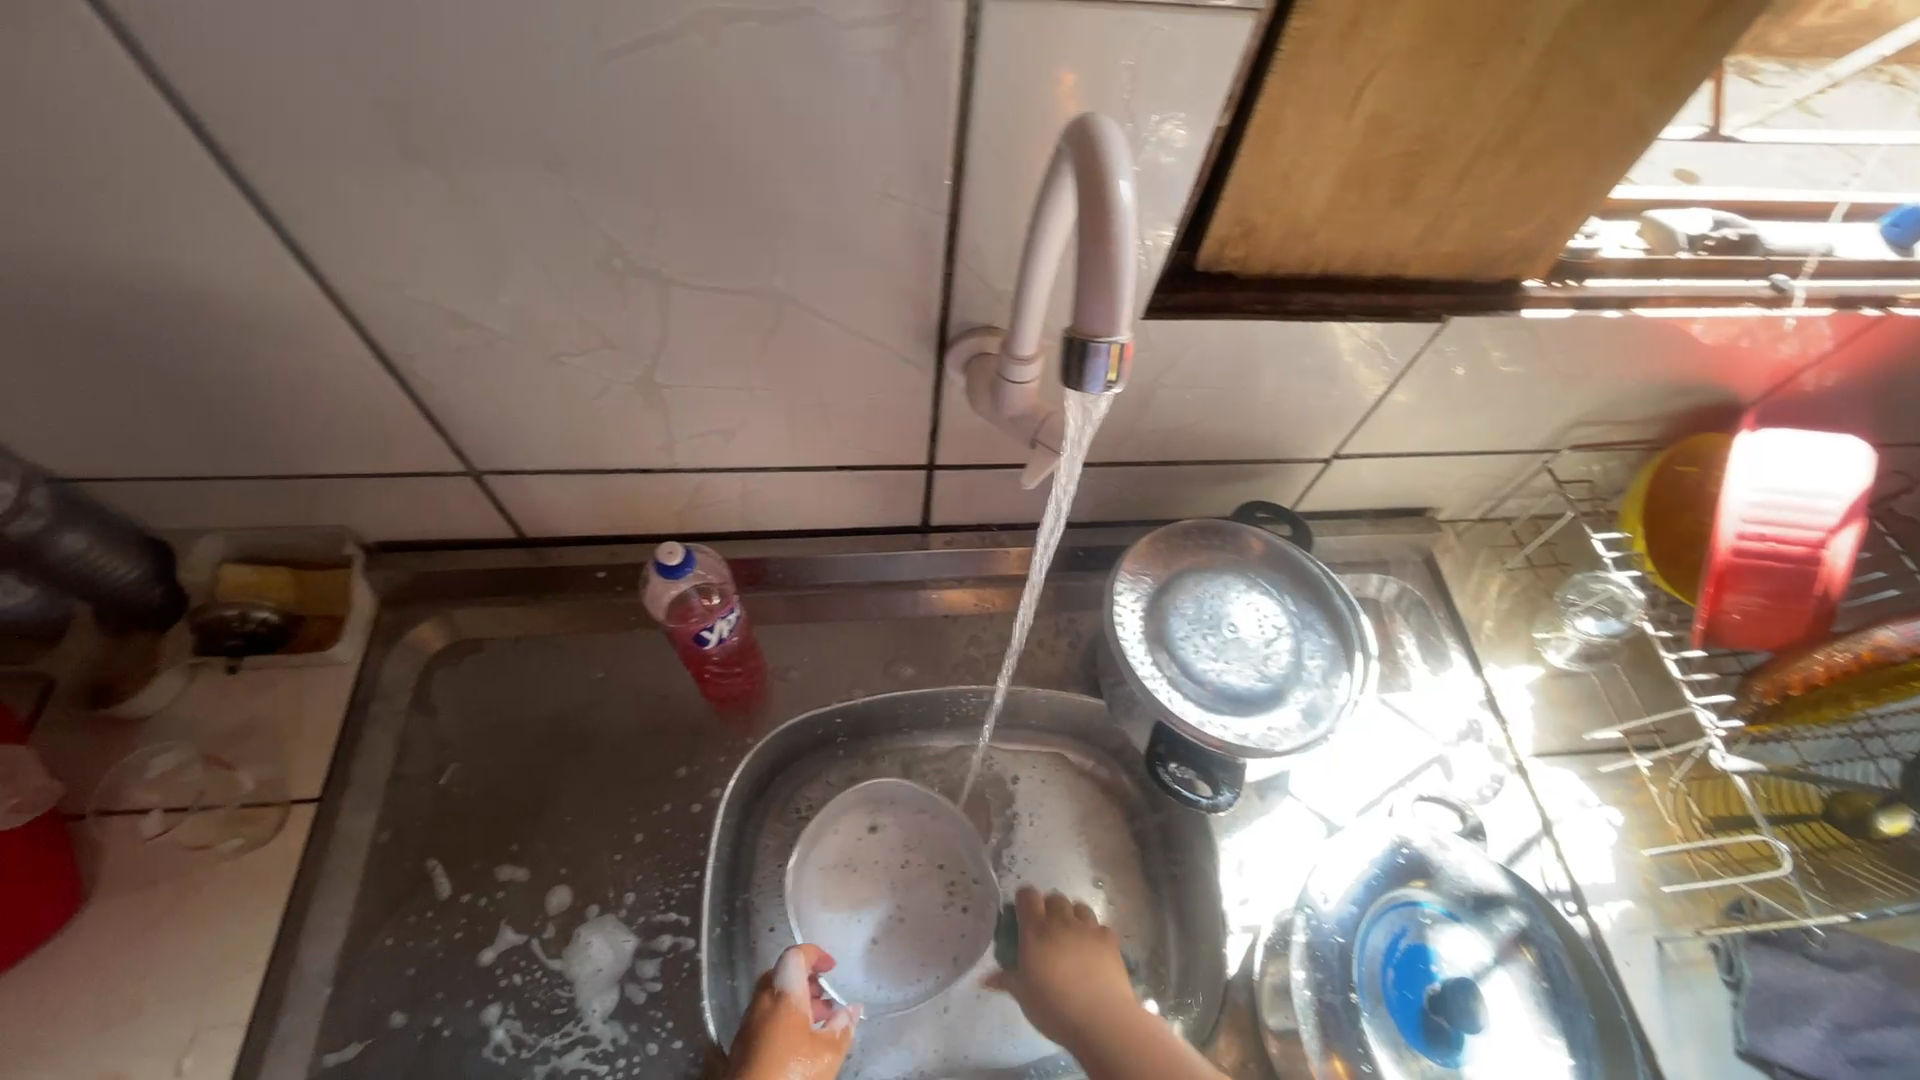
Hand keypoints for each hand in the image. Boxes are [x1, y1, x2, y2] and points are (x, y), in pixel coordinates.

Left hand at [727, 944, 860, 1079]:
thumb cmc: (790, 1072)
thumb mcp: (828, 1052)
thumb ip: (843, 1026)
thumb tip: (853, 1008)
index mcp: (783, 993)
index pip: (795, 955)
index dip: (816, 954)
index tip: (832, 968)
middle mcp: (763, 1000)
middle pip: (784, 973)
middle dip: (808, 979)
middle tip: (827, 996)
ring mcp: (750, 1021)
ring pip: (774, 995)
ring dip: (798, 1000)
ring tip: (820, 1020)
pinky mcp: (744, 1041)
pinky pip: (767, 1014)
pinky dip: (785, 1016)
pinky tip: (801, 1039)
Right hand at [984, 886, 1137, 1049]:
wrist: (1101, 1021)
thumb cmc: (1054, 1008)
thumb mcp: (1023, 995)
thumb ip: (1006, 979)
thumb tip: (985, 978)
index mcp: (1036, 931)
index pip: (1028, 895)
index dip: (1025, 901)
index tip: (1023, 914)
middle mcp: (1062, 922)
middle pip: (1055, 898)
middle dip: (1049, 909)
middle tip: (1047, 931)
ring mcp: (1088, 928)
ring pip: (1079, 907)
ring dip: (1073, 917)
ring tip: (1071, 937)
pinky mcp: (1110, 939)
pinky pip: (1100, 926)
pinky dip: (1095, 934)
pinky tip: (1094, 952)